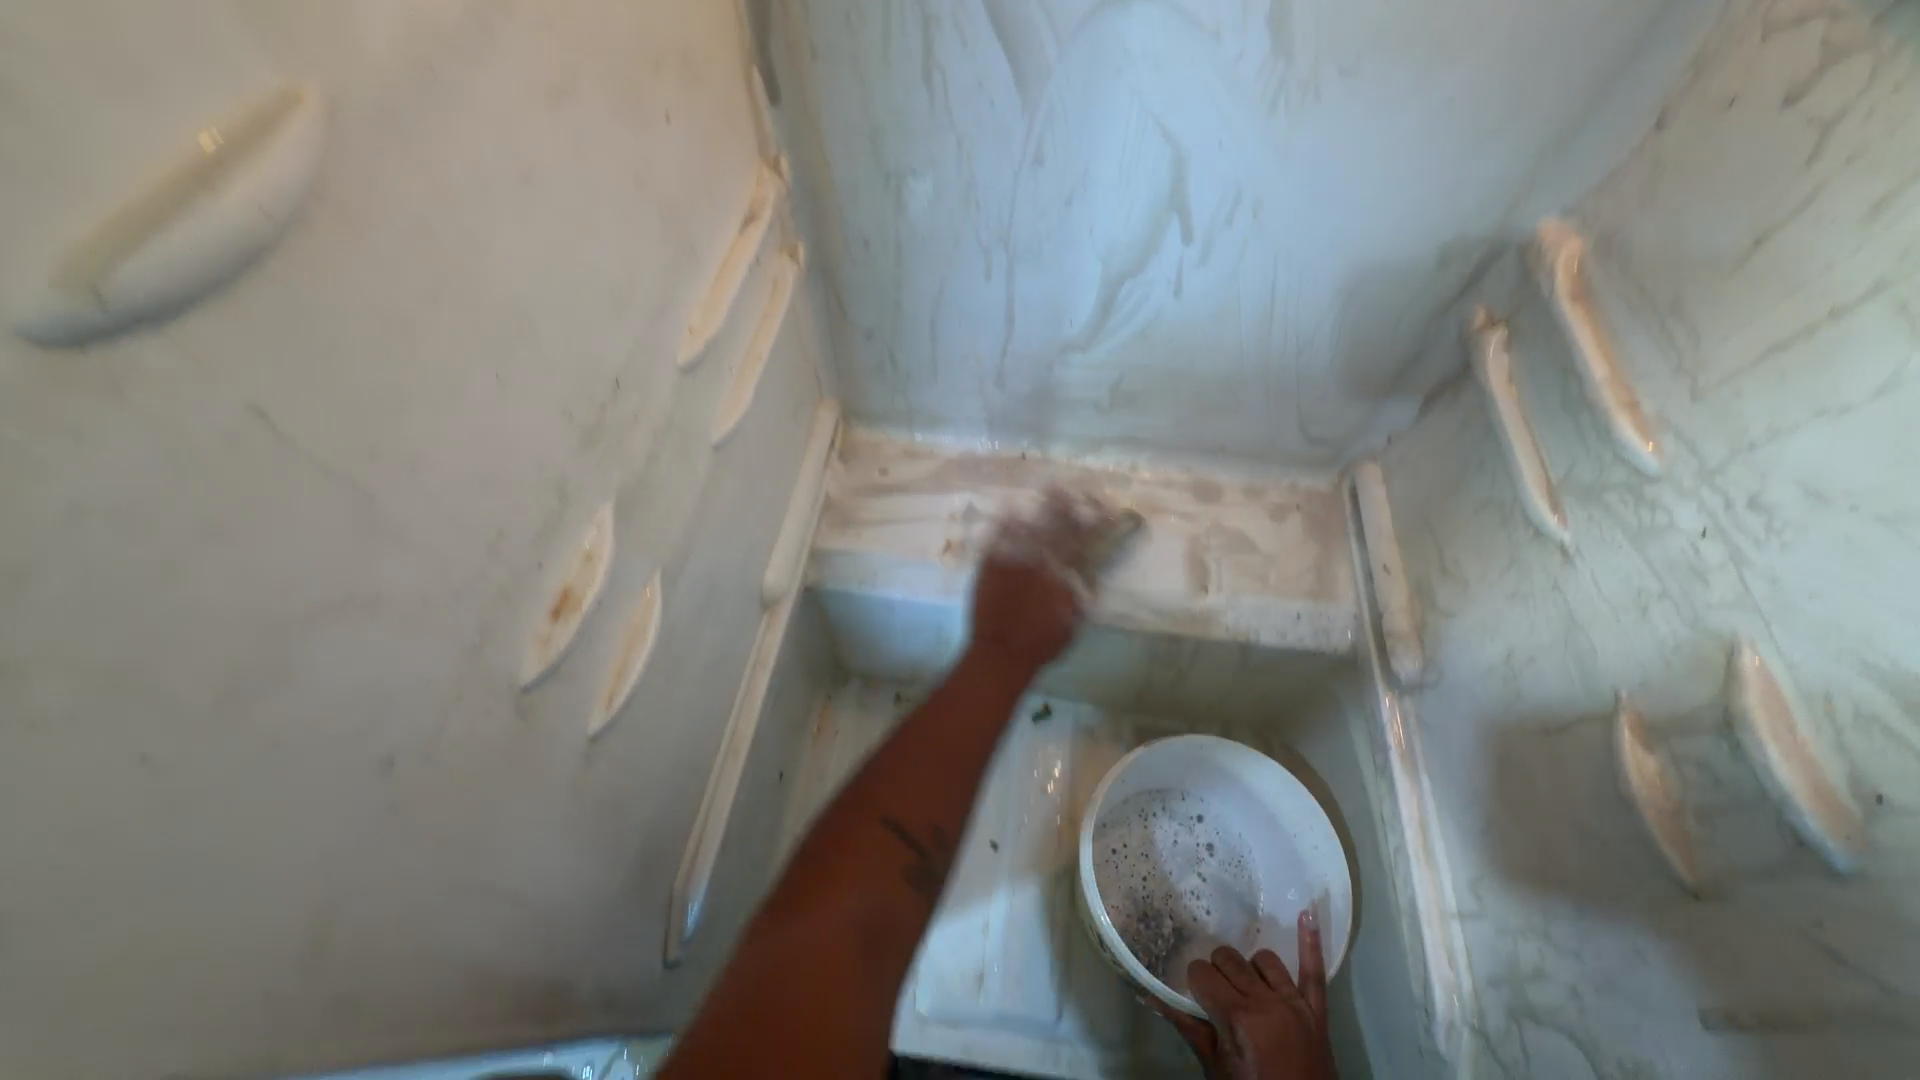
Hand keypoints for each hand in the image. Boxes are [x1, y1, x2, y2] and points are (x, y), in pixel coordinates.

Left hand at [968, 488, 1109, 671]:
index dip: (1096, 522)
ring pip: (1030, 525)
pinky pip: (998, 537)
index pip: (1084, 541)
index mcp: (1062, 575)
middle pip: (1058, 526)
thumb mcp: (1071, 620)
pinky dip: (1006, 522)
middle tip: (1079, 489)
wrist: (1000, 654)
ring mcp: (1011, 560)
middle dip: (1070, 506)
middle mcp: (1039, 562)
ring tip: (1052, 487)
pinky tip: (1011, 507)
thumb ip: (1079, 592)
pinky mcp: (989, 565)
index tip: (1108, 508)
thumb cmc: (1041, 644)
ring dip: (1043, 506)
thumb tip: (1087, 572)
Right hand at [1152, 910, 1336, 1079]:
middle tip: (1217, 997)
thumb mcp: (1214, 1067)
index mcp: (1238, 1017)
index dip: (1195, 983)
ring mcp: (1295, 1004)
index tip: (1196, 998)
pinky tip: (1307, 914)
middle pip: (1229, 960)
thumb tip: (1148, 996)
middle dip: (1217, 973)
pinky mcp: (1316, 1011)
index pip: (1202, 974)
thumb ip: (1186, 1026)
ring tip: (1245, 989)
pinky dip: (1310, 942)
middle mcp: (1266, 1002)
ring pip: (1263, 959)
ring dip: (1250, 969)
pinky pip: (1314, 972)